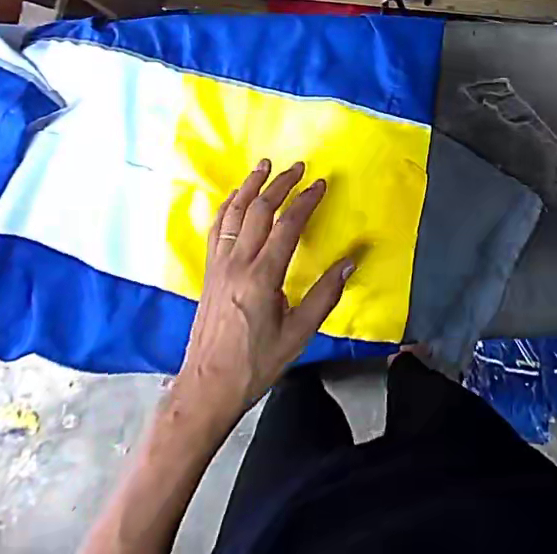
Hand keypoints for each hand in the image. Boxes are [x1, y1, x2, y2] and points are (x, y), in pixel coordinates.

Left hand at [173, 160, 354, 423]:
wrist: (205, 389)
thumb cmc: (256, 363)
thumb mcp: (299, 333)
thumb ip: (326, 294)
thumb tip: (351, 261)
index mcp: (261, 277)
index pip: (287, 226)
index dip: (306, 201)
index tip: (321, 184)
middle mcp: (236, 265)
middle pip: (257, 211)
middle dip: (279, 184)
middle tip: (298, 167)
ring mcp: (218, 268)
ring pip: (232, 215)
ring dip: (249, 187)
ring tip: (262, 167)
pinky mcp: (208, 275)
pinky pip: (217, 230)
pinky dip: (227, 207)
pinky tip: (234, 199)